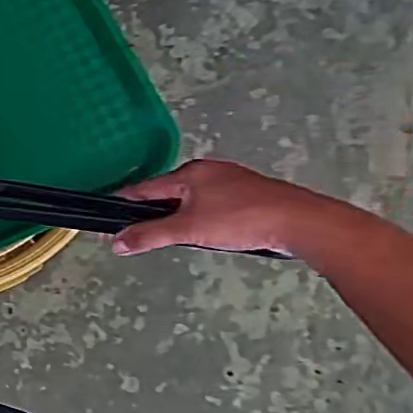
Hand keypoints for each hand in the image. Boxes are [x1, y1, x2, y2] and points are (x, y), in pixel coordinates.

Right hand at [111, 159, 358, 257]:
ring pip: (192, 198)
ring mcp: (232, 180)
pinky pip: (213, 202)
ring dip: (180, 215)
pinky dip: (202, 216)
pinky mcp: (251, 193)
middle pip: (168, 192)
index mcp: (190, 173)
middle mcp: (209, 170)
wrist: (303, 223)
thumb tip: (116, 242)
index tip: (108, 212)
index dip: (125, 202)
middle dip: (154, 210)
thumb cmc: (241, 220)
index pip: (145, 187)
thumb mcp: (188, 230)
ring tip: (178, 235)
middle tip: (143, 232)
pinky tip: (209, 231)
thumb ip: (149, 235)